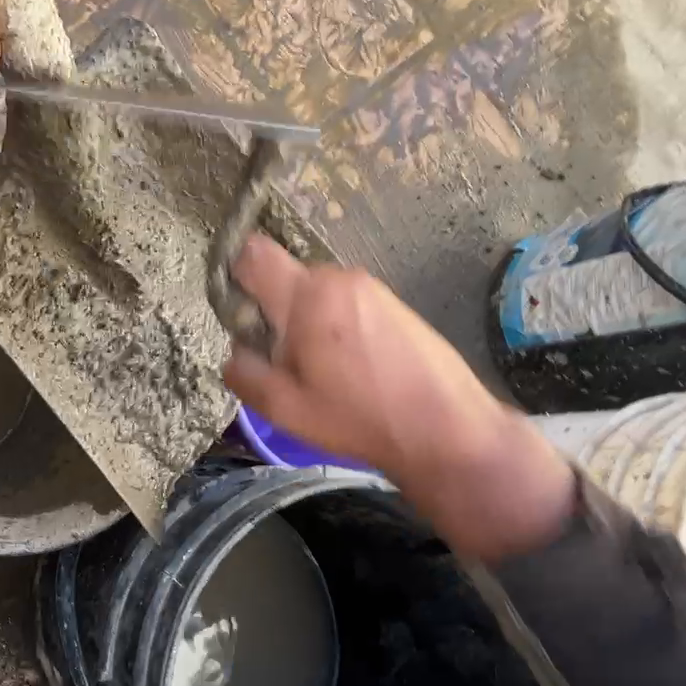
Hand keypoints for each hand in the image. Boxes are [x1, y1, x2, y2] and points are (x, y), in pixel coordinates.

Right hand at [222, 236, 575, 561]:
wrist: (450, 432)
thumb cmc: (359, 418)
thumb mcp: (282, 407)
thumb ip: (243, 370)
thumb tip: (238, 349)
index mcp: (306, 296)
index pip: (252, 253)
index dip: (235, 275)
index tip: (243, 315)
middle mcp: (339, 279)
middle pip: (284, 279)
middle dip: (276, 313)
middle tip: (290, 362)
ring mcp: (372, 288)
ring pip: (315, 293)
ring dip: (308, 322)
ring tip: (327, 370)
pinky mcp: (395, 302)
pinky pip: (345, 303)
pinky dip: (338, 327)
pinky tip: (355, 367)